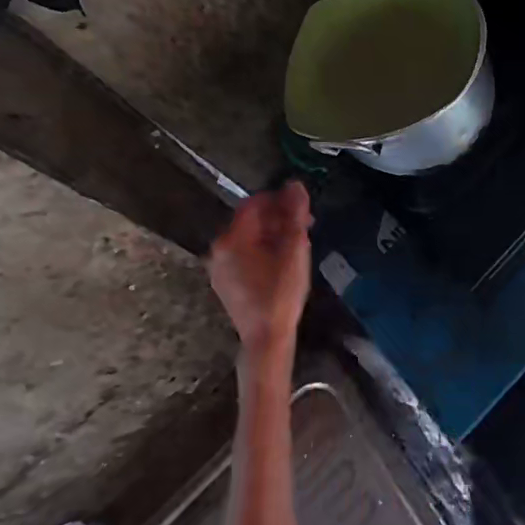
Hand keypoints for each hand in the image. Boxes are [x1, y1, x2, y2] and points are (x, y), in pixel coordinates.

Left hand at [208, 181, 313, 359]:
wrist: (267, 339)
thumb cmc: (281, 292)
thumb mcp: (294, 249)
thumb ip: (294, 214)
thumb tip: (295, 184)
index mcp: (232, 239)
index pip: (254, 204)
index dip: (278, 199)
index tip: (301, 206)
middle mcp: (218, 249)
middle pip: (250, 220)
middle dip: (278, 216)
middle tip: (305, 225)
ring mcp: (219, 268)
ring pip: (248, 238)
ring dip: (273, 233)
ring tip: (298, 242)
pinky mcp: (226, 282)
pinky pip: (244, 254)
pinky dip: (263, 249)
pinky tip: (283, 260)